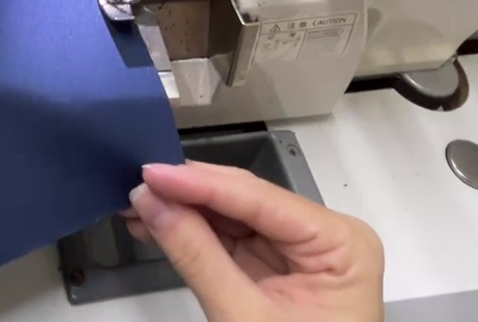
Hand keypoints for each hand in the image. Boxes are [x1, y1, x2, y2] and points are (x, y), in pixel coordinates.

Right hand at [127, 161, 383, 321]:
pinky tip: (157, 224)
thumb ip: (197, 255)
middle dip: (187, 194)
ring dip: (182, 210)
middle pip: (243, 200)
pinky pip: (228, 238)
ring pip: (230, 215)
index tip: (150, 172)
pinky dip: (192, 232)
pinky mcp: (275, 268)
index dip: (199, 182)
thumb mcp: (245, 320)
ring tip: (138, 204)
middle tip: (138, 185)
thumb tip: (149, 200)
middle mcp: (323, 236)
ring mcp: (299, 251)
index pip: (257, 197)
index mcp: (339, 243)